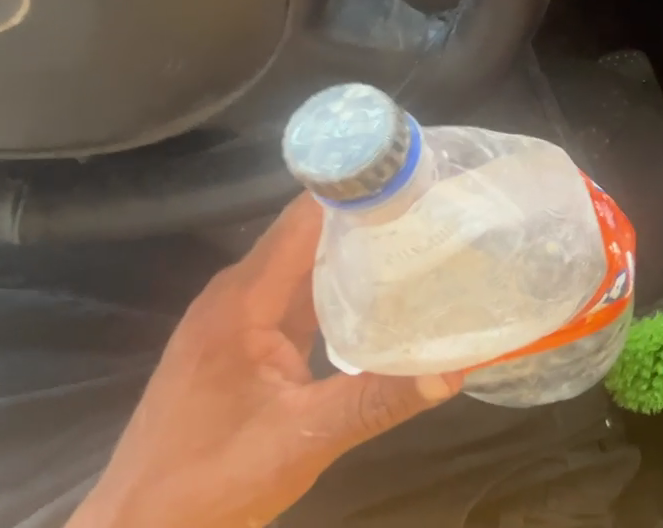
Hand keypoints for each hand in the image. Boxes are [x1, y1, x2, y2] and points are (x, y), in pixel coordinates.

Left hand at [68, 197, 458, 527]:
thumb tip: (456, 369)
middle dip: (371, 214)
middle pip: (310, 231)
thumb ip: (378, 400)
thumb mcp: (301, 442)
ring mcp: (238, 318)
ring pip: (307, 263)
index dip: (360, 189)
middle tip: (441, 205)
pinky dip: (341, 284)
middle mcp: (238, 294)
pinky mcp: (244, 343)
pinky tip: (385, 290)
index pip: (306, 216)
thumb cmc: (207, 485)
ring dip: (359, 248)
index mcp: (243, 300)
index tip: (420, 176)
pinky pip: (299, 294)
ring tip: (426, 236)